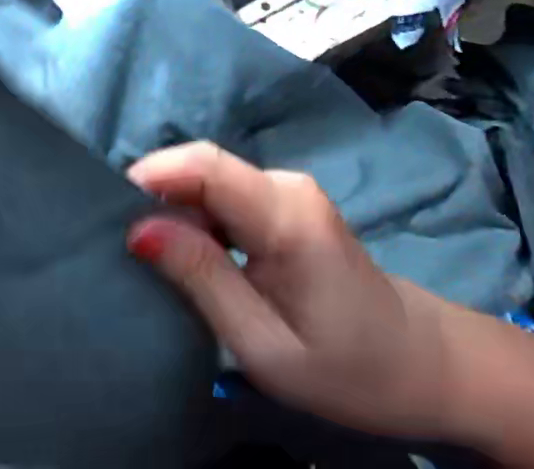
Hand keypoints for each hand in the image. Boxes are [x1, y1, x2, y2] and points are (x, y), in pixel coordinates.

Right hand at [124, 142, 440, 438]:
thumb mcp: (263, 344)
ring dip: (178, 213)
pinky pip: (228, 196)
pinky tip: (191, 259)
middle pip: (205, 170)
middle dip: (159, 200)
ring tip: (153, 262)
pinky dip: (200, 220)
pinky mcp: (287, 202)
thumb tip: (139, 229)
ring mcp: (290, 190)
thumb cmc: (348, 369)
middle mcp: (287, 185)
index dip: (154, 175)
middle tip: (127, 253)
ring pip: (212, 182)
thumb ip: (201, 279)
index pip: (207, 165)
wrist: (421, 364)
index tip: (112, 215)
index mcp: (286, 215)